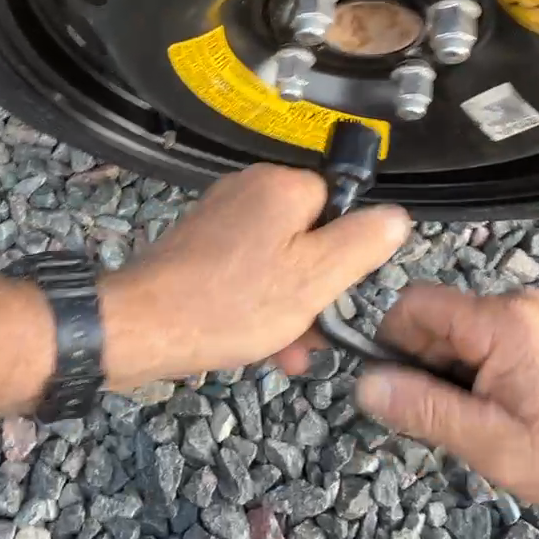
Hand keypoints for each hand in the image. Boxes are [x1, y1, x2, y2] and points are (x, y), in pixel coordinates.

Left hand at [101, 165, 409, 386]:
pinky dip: (258, 303)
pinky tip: (262, 346)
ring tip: (290, 352)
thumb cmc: (230, 303)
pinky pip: (245, 270)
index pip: (338, 204)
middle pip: (307, 235)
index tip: (337, 289)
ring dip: (290, 306)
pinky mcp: (199, 246)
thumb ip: (361, 243)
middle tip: (315, 331)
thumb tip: (396, 216)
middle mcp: (248, 190)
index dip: (346, 251)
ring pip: (276, 259)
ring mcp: (220, 218)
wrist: (142, 327)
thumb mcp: (315, 278)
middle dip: (316, 288)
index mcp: (281, 187)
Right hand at [353, 285, 538, 524]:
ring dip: (451, 375)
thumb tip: (364, 385)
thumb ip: (424, 410)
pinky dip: (476, 374)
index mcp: (501, 322)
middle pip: (434, 320)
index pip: (413, 305)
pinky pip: (483, 342)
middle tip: (447, 421)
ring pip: (456, 334)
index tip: (397, 390)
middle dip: (424, 367)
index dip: (391, 343)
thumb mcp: (495, 445)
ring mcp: (531, 317)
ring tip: (481, 423)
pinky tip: (501, 414)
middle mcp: (514, 305)